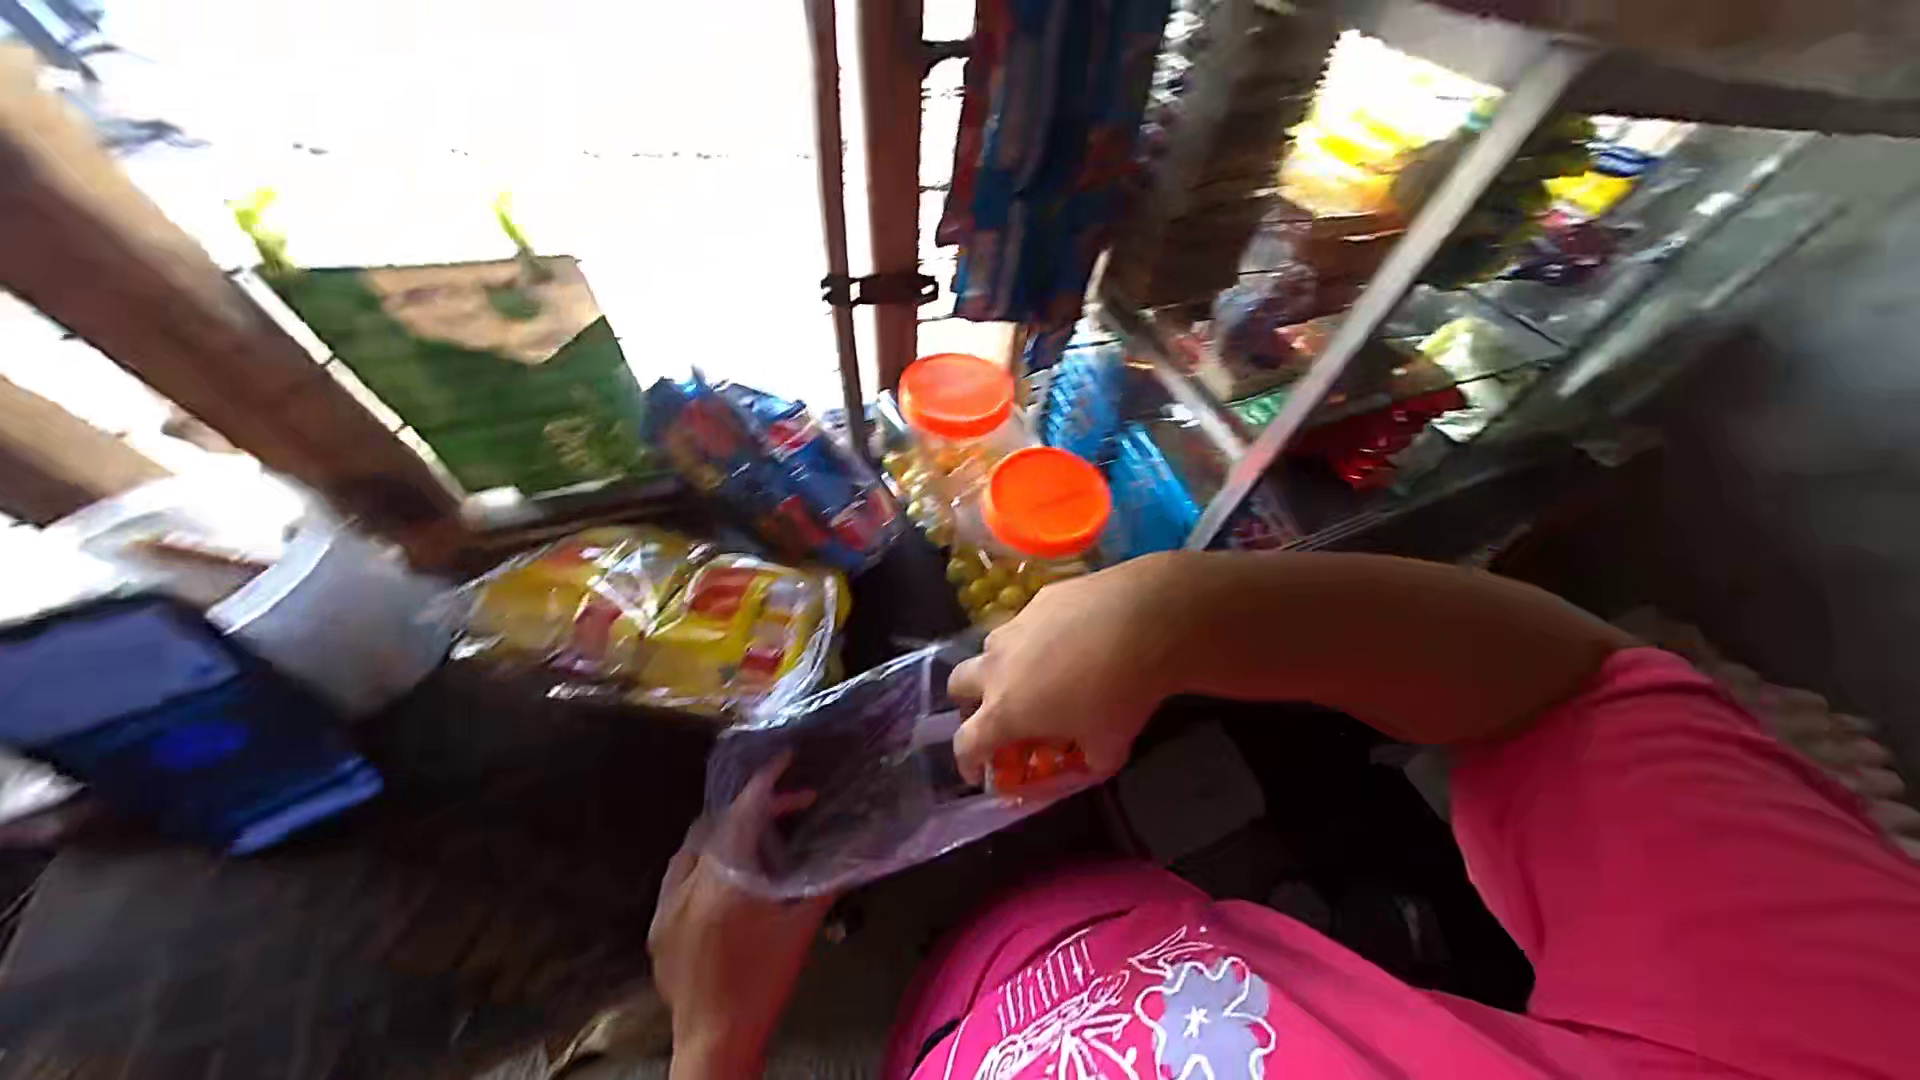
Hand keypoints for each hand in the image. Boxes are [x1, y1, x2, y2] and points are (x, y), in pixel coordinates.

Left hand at [648, 759, 834, 1076]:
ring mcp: (666, 904)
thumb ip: (826, 881)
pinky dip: (703, 857)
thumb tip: (855, 848)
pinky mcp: (656, 924)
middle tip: (791, 806)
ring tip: (759, 834)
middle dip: (756, 806)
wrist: (715, 1043)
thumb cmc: (764, 981)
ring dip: (727, 829)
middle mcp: (690, 883)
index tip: (784, 757)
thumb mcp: (801, 928)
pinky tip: (723, 871)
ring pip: (694, 843)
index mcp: (727, 881)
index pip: (746, 812)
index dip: (766, 780)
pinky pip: (678, 872)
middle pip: (721, 822)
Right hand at [947, 553, 1189, 785]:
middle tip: (998, 712)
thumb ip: (1086, 763)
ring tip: (1037, 672)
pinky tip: (1068, 639)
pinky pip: (1026, 623)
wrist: (1140, 623)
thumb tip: (1081, 763)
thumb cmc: (1119, 695)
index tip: (981, 772)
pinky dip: (1036, 637)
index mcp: (1004, 711)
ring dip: (1002, 666)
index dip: (968, 763)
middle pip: (958, 684)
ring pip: (991, 648)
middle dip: (969, 702)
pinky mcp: (1037, 599)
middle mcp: (996, 666)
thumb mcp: (1109, 749)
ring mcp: (1014, 627)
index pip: (966, 743)